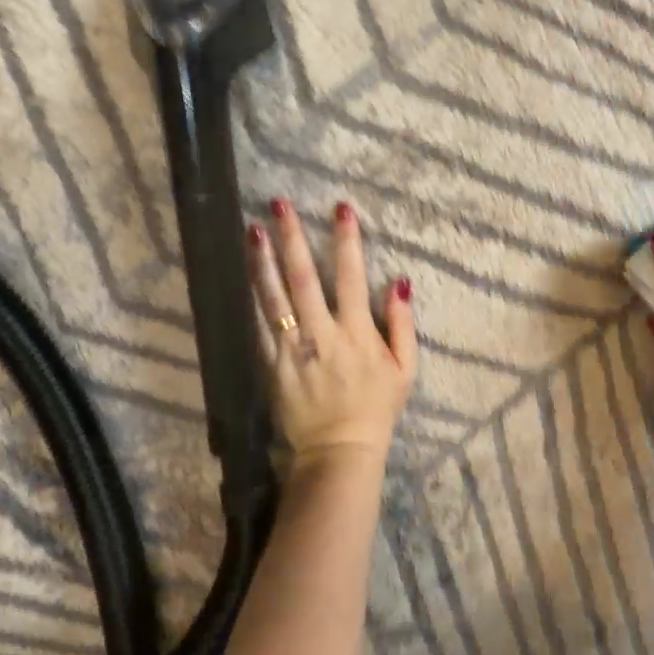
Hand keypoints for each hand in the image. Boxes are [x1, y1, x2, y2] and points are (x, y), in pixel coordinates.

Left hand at [247, 198, 417, 468]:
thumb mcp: (405, 369)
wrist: (338, 449)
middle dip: (291, 238)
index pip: (350, 276)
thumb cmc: (377, 407)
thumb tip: (399, 283)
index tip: (340, 209)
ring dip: (262, 262)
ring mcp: (292, 349)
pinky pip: (260, 325)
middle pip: (302, 278)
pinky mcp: (272, 364)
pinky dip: (254, 298)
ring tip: (253, 231)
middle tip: (279, 206)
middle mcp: (321, 333)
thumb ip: (402, 325)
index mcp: (356, 333)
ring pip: (273, 297)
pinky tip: (248, 275)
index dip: (346, 240)